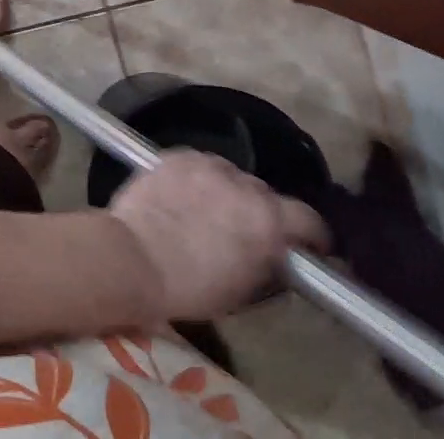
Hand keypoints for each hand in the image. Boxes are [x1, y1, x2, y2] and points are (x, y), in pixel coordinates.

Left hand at [106, 150, 328, 320]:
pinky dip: (197, 177)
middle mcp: (244, 185)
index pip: (309, 219)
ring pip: (229, 175)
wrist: (133, 258)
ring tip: (208, 208)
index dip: (311, 234)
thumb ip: (267, 259)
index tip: (307, 244)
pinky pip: (197, 164)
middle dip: (260, 211)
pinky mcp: (175, 157)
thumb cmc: (191, 285)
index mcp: (270, 221)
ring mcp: (207, 166)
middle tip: (243, 228)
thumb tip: (274, 250)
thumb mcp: (246, 286)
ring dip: (226, 190)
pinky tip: (184, 192)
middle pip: (264, 194)